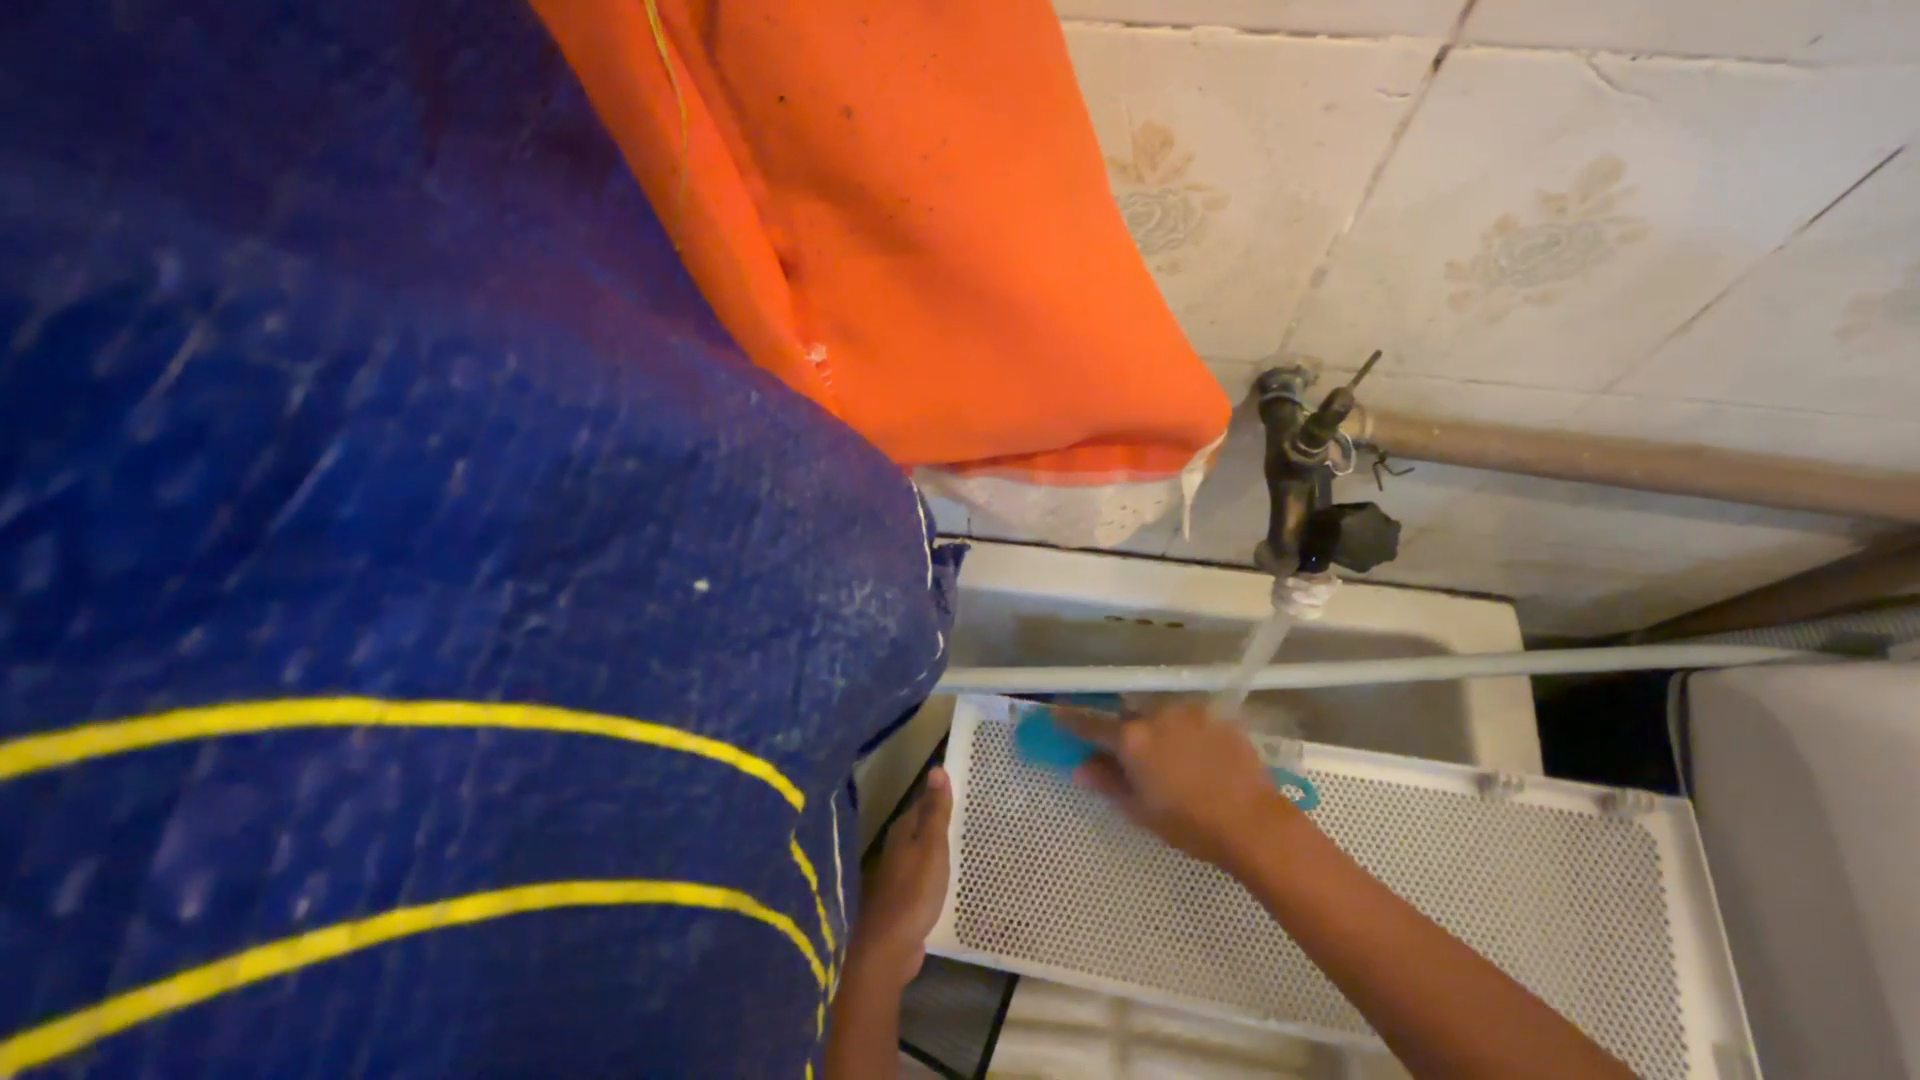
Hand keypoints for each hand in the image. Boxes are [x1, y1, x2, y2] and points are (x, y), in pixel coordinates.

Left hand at [846, 767, 952, 989]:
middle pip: (922, 828)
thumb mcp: (932, 848)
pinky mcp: (905, 901)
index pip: (923, 803)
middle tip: (974, 813)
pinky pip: (925, 878)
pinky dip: (939, 873)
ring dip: (941, 848)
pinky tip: (953, 879)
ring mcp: (899, 877)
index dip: (941, 794)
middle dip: (942, 820)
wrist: (888, 948)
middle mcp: (897, 850)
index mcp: (903, 832)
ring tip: (970, 843)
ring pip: (923, 853)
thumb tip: (935, 768)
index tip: (965, 787)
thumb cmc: (913, 892)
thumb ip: (935, 812)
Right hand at [1064, 703, 1301, 871]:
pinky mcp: (1221, 719)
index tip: (1055, 714)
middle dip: (1126, 734)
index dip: (1071, 721)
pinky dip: (1188, 735)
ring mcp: (1192, 714)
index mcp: (1132, 739)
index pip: (1091, 725)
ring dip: (1159, 732)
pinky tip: (1200, 759)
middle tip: (1131, 759)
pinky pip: (1193, 722)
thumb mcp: (1140, 810)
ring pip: (1163, 717)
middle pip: (1130, 719)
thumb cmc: (1189, 824)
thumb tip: (1080, 768)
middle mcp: (1158, 716)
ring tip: (1172, 762)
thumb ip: (1107, 784)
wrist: (1253, 824)